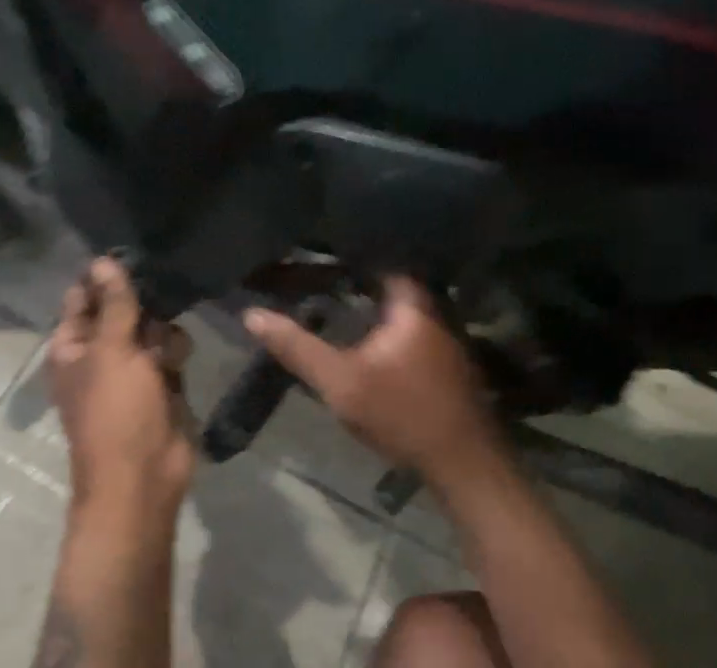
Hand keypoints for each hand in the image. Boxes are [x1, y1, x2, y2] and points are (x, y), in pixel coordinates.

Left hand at [48, 258, 196, 513]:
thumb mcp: (111, 351)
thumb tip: (102, 260)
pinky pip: (170, 351)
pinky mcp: (161, 384)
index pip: (84, 297)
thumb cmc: (115, 412)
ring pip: (151, 328)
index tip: (131, 252)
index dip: (103, 276)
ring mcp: (131, 369)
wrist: (143, 478)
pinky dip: (175, 352)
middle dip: (141, 301)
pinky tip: (178, 362)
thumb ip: (113, 304)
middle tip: (159, 288)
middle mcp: (99, 353)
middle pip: (122, 309)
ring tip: (164, 348)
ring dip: (161, 331)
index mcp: (72, 346)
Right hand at [243, 276, 503, 485]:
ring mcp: (447, 337)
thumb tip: (251, 315)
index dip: (350, 252)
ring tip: (334, 297)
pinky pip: (413, 329)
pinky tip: (366, 336)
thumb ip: (297, 347)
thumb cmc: (402, 414)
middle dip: (359, 279)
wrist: (464, 466)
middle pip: (393, 282)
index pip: (382, 257)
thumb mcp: (340, 382)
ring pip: (404, 308)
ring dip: (374, 304)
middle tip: (319, 275)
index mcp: (413, 304)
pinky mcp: (448, 363)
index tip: (318, 250)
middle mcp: (435, 311)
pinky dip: (389, 327)